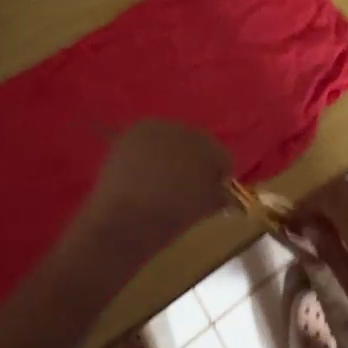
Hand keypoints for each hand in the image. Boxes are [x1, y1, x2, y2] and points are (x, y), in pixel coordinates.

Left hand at [80, 121, 233, 256]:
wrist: (124, 220)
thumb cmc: (169, 220)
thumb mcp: (202, 210)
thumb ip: (218, 195)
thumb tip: (223, 191)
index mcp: (211, 150)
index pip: (222, 156)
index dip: (218, 174)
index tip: (211, 191)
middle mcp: (187, 129)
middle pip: (196, 142)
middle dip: (193, 159)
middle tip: (183, 184)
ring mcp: (158, 127)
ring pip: (170, 137)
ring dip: (169, 152)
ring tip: (158, 177)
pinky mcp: (133, 131)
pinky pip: (146, 137)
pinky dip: (145, 150)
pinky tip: (139, 168)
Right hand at [290, 179, 347, 347]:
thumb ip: (331, 252)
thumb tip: (307, 225)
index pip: (328, 195)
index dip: (305, 203)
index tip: (286, 219)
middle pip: (342, 190)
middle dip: (318, 200)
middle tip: (299, 223)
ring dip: (334, 205)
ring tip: (316, 230)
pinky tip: (343, 237)